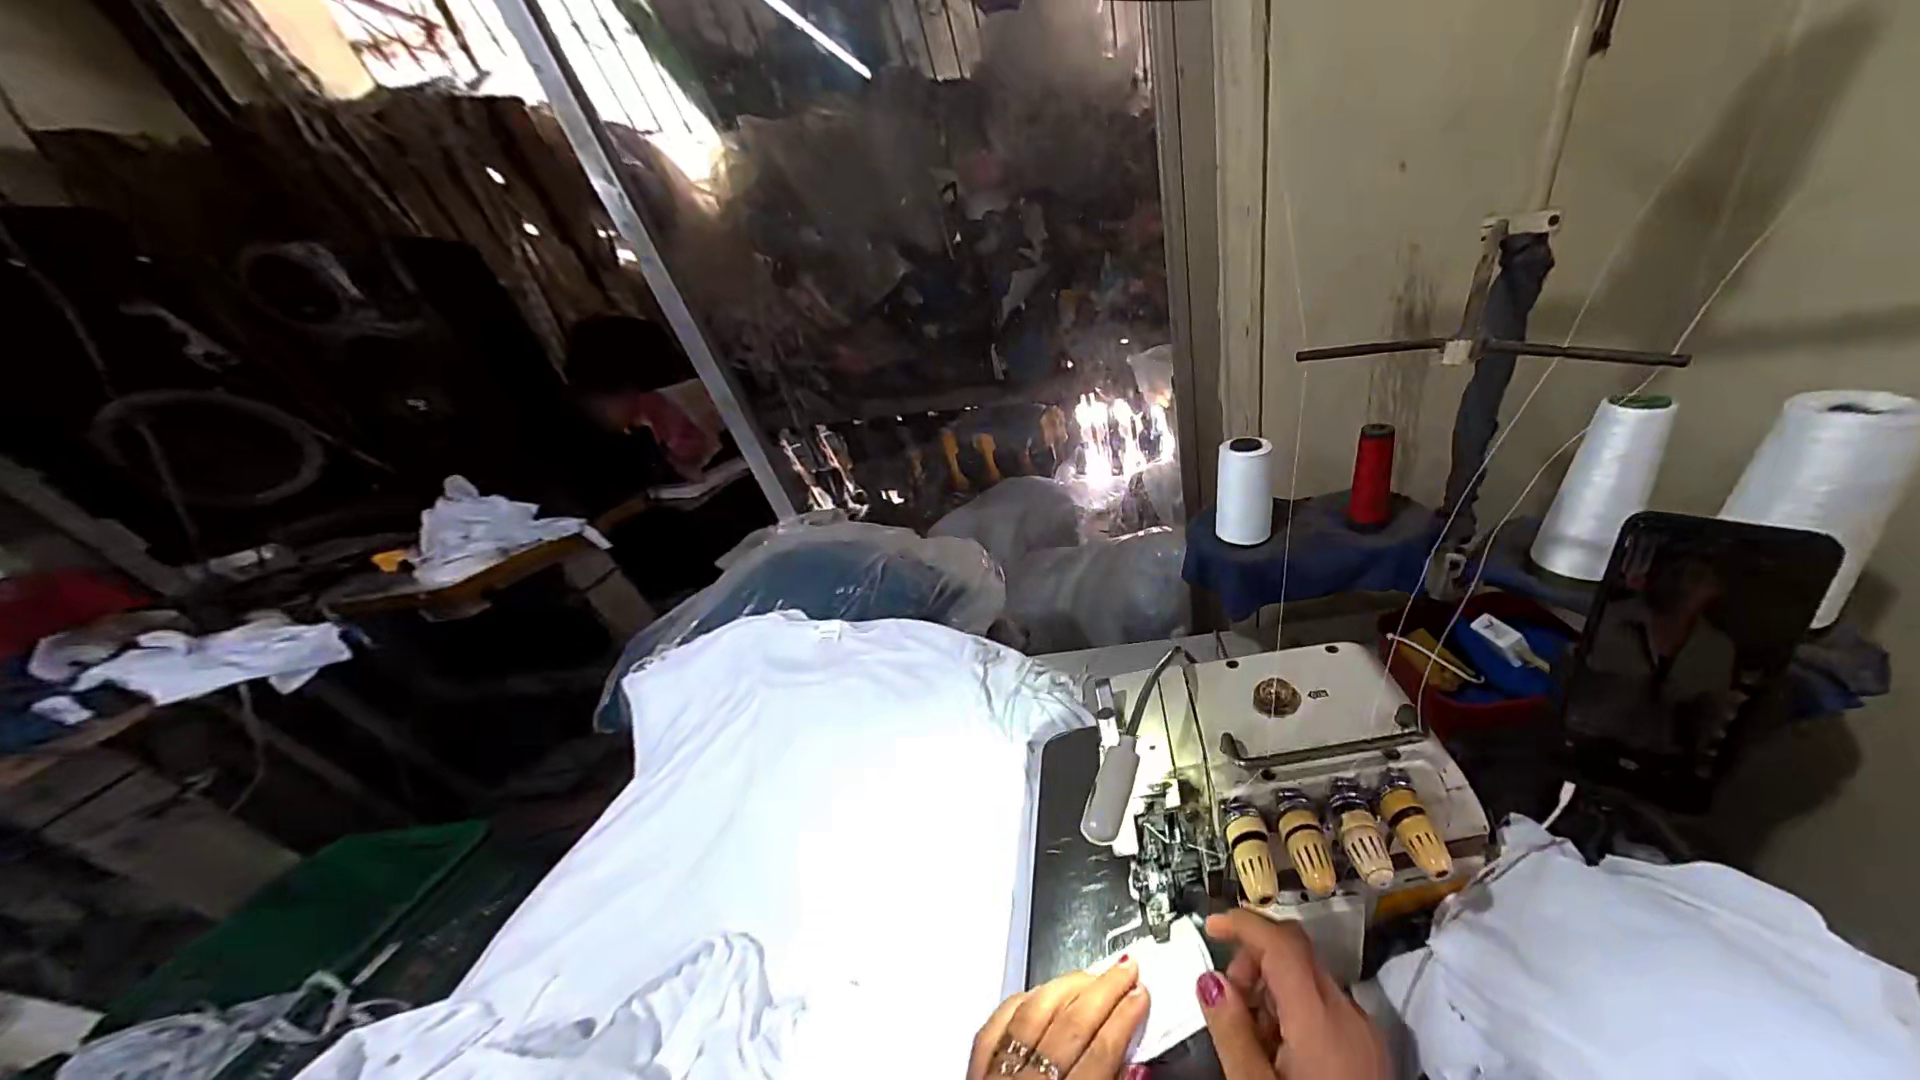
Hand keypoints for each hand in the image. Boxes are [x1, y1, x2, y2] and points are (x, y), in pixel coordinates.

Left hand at [968, 957, 1150, 1079]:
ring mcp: (996, 1072)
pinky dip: (1024, 1001)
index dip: (1125, 1018)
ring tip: (1093, 972)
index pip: (1100, 1052)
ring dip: (1068, 986)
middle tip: (1127, 967)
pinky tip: (1042, 989)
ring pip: (1035, 1011)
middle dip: (1104, 990)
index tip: (1142, 993)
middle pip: (1071, 1023)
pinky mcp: (974, 1067)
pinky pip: (999, 1020)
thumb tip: (1135, 1061)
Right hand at [1196, 910, 1388, 1079]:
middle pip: (1295, 954)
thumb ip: (1231, 1031)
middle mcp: (1350, 1017)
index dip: (1242, 923)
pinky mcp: (1369, 1055)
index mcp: (1322, 1021)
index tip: (1209, 924)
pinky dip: (1291, 1010)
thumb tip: (1210, 981)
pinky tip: (1276, 1051)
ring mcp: (1365, 1036)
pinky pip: (1323, 1009)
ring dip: (1269, 987)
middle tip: (1225, 998)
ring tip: (1248, 1034)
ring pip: (1307, 980)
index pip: (1282, 943)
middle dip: (1251, 960)